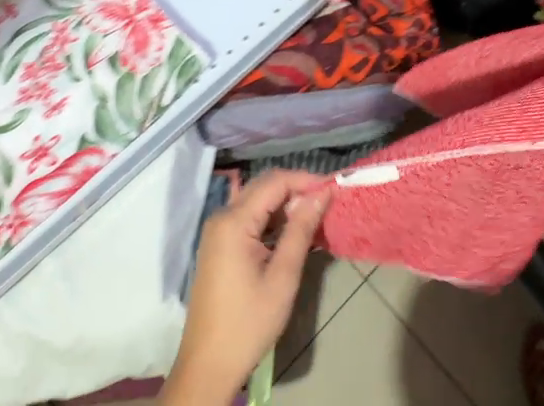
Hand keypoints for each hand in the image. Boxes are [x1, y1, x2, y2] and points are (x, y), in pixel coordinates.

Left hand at [162, 170, 333, 405]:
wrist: (209, 363)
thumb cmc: (249, 322)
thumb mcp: (282, 276)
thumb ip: (301, 230)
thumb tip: (322, 193)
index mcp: (233, 221)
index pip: (274, 182)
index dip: (306, 180)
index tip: (334, 189)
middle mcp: (221, 217)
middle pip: (263, 188)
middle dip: (297, 191)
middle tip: (328, 205)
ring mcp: (217, 232)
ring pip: (256, 203)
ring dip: (285, 207)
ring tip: (316, 221)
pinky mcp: (219, 246)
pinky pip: (248, 220)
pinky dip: (272, 222)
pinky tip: (293, 235)